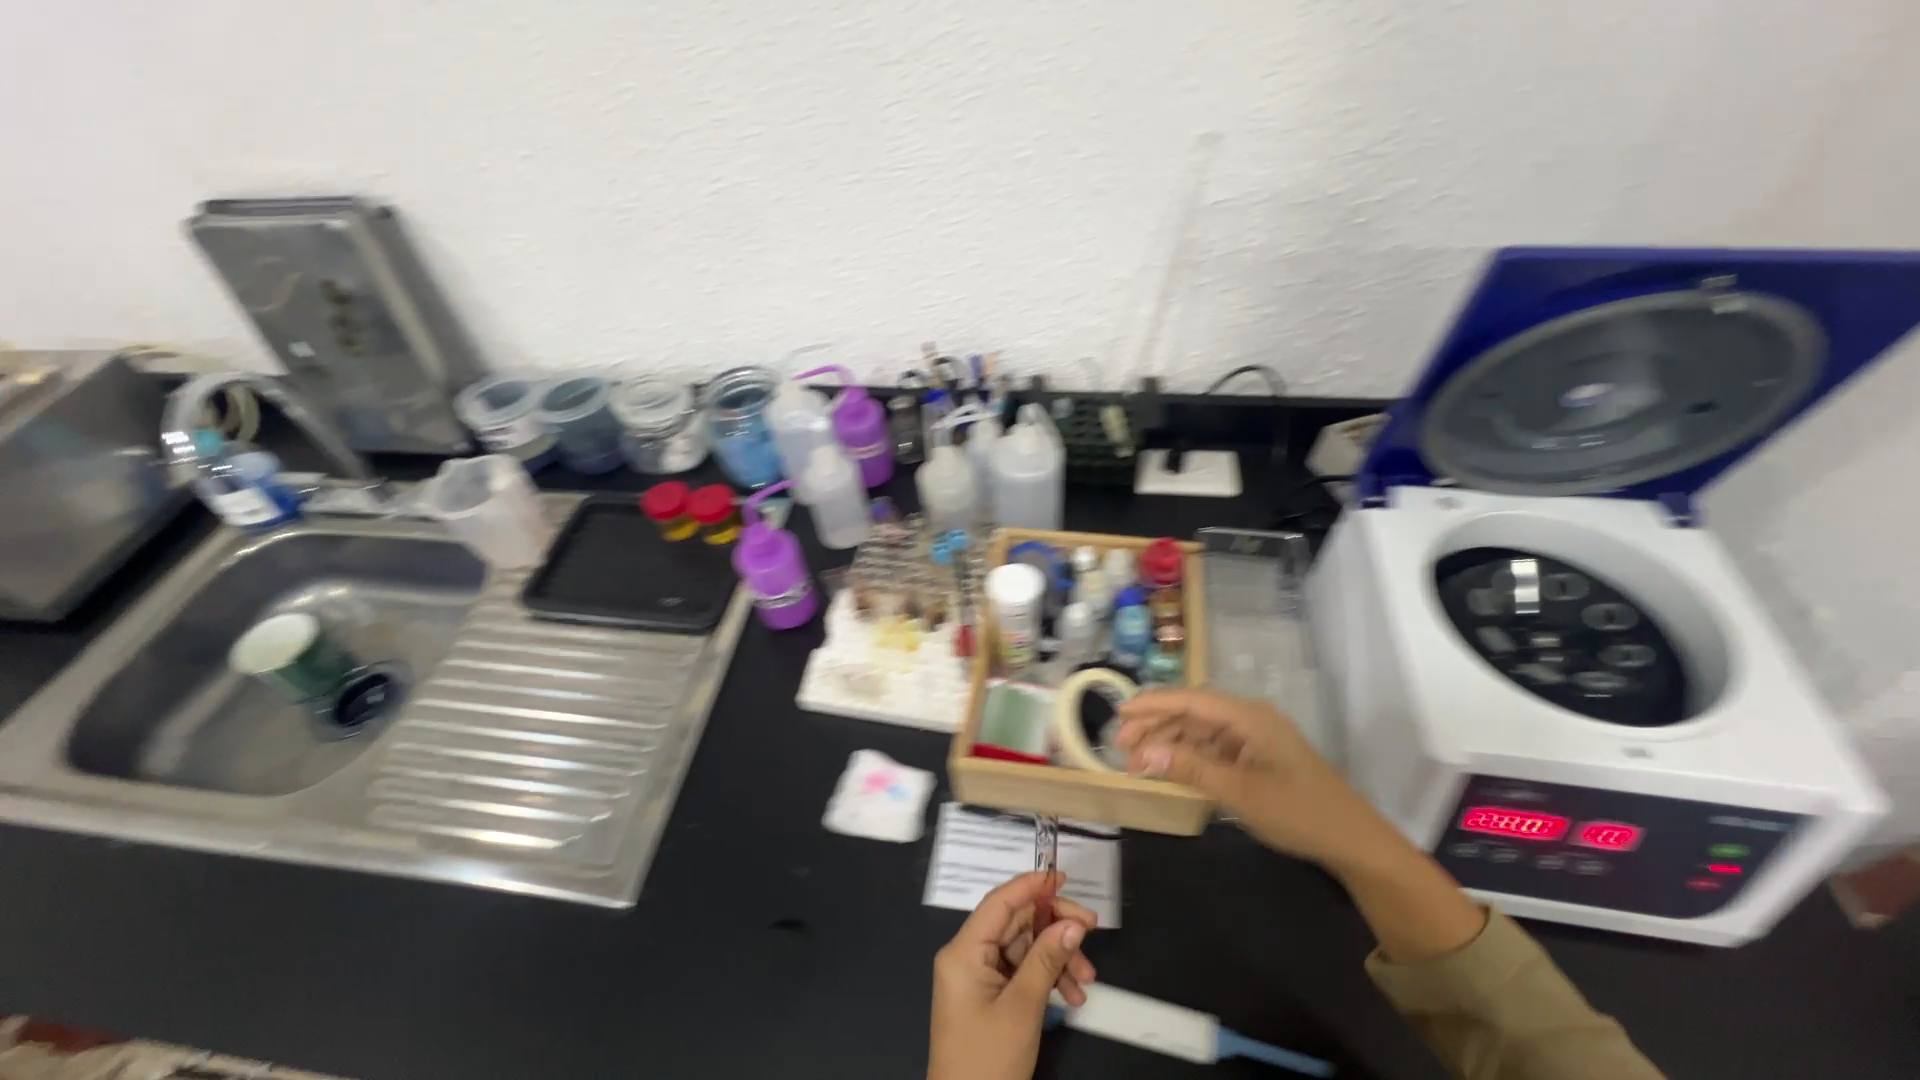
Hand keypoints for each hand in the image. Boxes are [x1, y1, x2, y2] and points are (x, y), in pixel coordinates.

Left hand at [928, 871, 1098, 1079]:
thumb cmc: (988, 1059)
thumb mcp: (1023, 1007)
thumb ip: (1047, 959)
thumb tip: (1074, 923)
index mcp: (964, 951)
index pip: (999, 902)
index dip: (1031, 885)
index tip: (1064, 876)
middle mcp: (967, 956)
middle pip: (1016, 923)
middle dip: (1055, 927)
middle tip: (1092, 930)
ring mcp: (978, 976)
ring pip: (1024, 948)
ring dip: (1058, 958)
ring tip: (1088, 980)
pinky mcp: (989, 995)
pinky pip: (1022, 971)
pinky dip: (1048, 978)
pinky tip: (1073, 996)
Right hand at [1115, 687, 1399, 872]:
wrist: (1352, 841)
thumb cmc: (1298, 812)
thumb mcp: (1239, 793)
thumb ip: (1190, 769)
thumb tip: (1145, 754)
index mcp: (1248, 717)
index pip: (1190, 700)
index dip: (1151, 703)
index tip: (1119, 713)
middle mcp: (1249, 720)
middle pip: (1191, 713)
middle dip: (1154, 726)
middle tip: (1120, 748)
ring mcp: (1253, 739)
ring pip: (1199, 732)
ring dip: (1167, 743)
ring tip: (1136, 765)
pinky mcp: (1256, 759)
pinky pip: (1212, 749)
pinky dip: (1187, 757)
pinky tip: (1167, 771)